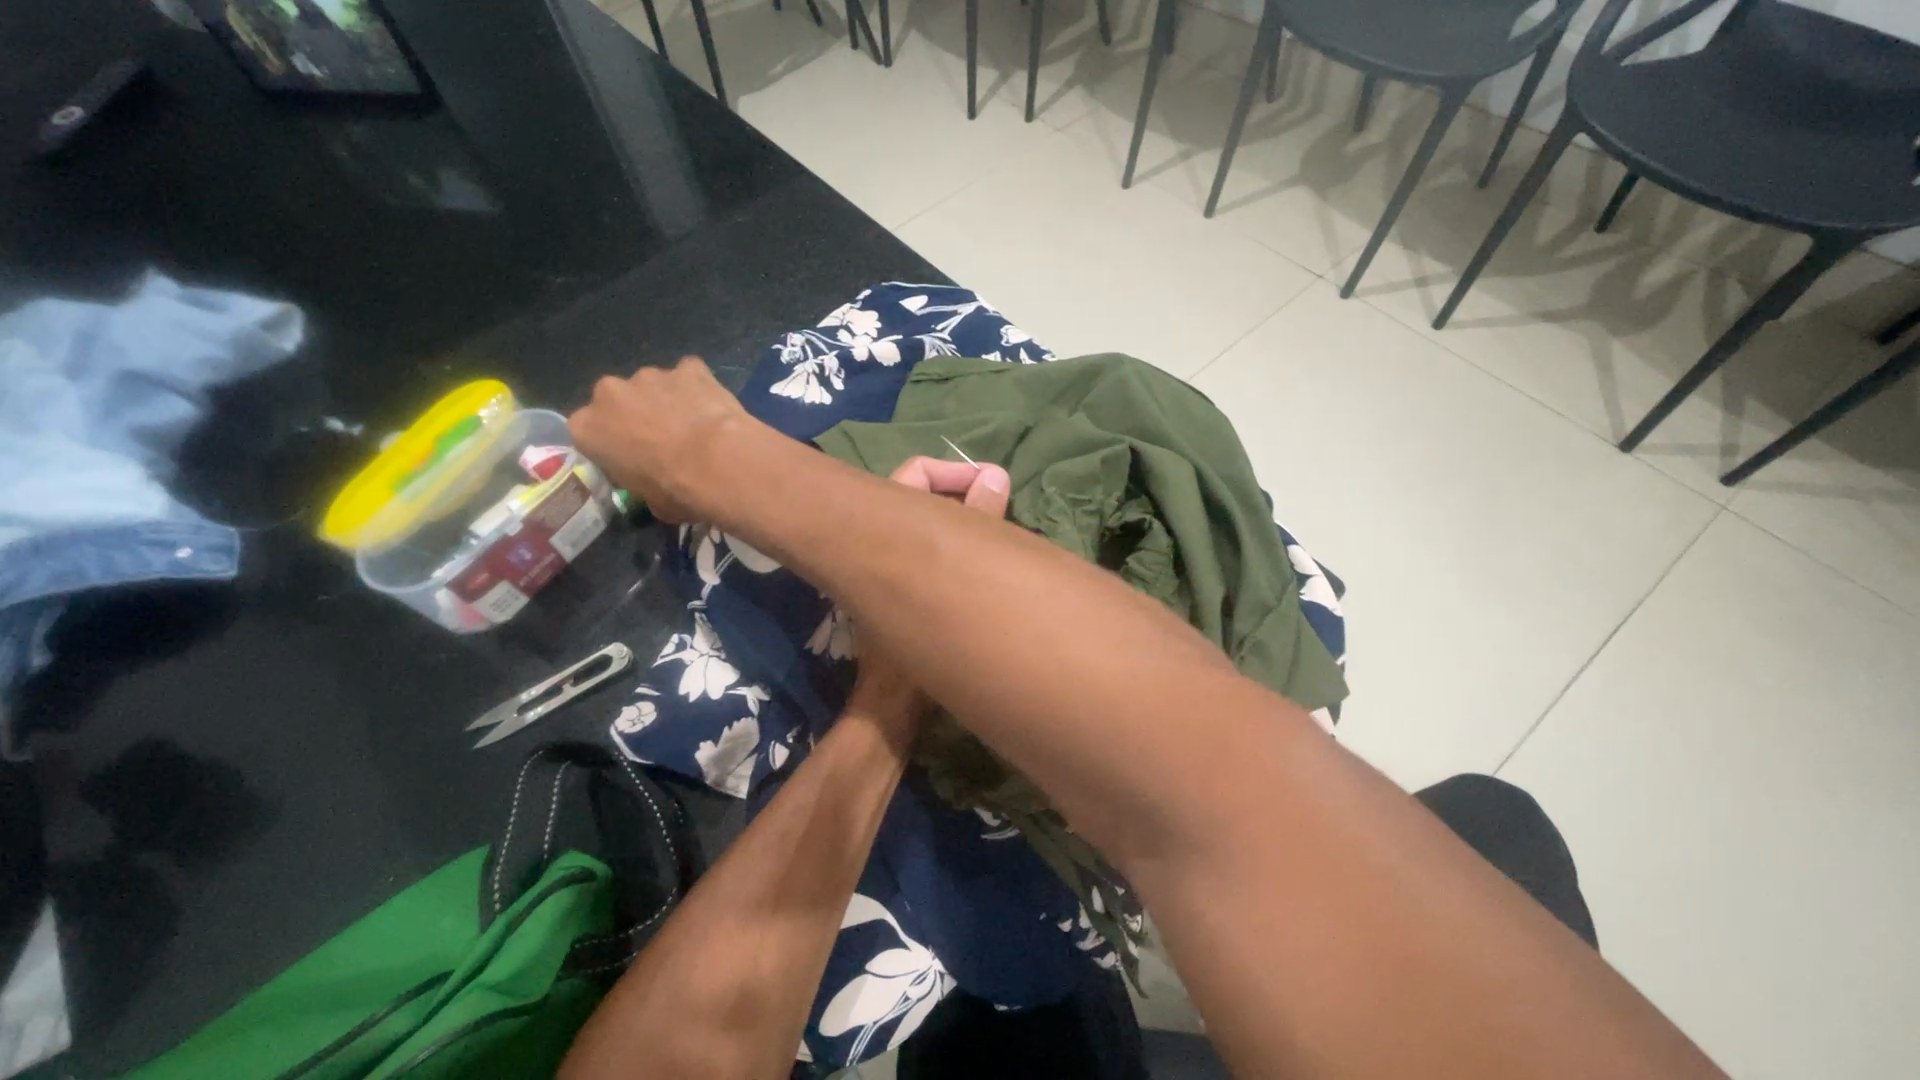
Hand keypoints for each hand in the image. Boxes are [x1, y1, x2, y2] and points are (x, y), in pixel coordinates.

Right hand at [568, 357, 754, 522]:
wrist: (718, 463)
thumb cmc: (674, 490)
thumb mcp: (645, 499)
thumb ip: (638, 480)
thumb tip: (652, 483)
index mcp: (587, 428)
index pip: (587, 431)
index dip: (610, 443)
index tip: (628, 457)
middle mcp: (610, 393)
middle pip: (617, 401)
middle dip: (634, 414)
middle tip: (661, 439)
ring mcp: (649, 376)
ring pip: (652, 385)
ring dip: (666, 400)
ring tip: (693, 425)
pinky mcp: (688, 368)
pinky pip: (689, 375)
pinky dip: (698, 388)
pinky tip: (712, 408)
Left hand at [844, 455, 1012, 746]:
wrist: (890, 709)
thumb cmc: (915, 655)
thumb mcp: (952, 588)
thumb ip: (976, 526)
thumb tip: (995, 477)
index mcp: (878, 536)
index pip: (913, 475)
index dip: (952, 470)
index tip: (991, 482)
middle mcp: (875, 543)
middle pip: (917, 494)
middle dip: (959, 491)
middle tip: (997, 502)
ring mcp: (884, 566)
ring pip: (922, 522)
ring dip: (958, 519)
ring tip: (996, 527)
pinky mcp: (896, 589)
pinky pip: (926, 548)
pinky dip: (954, 543)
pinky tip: (983, 558)